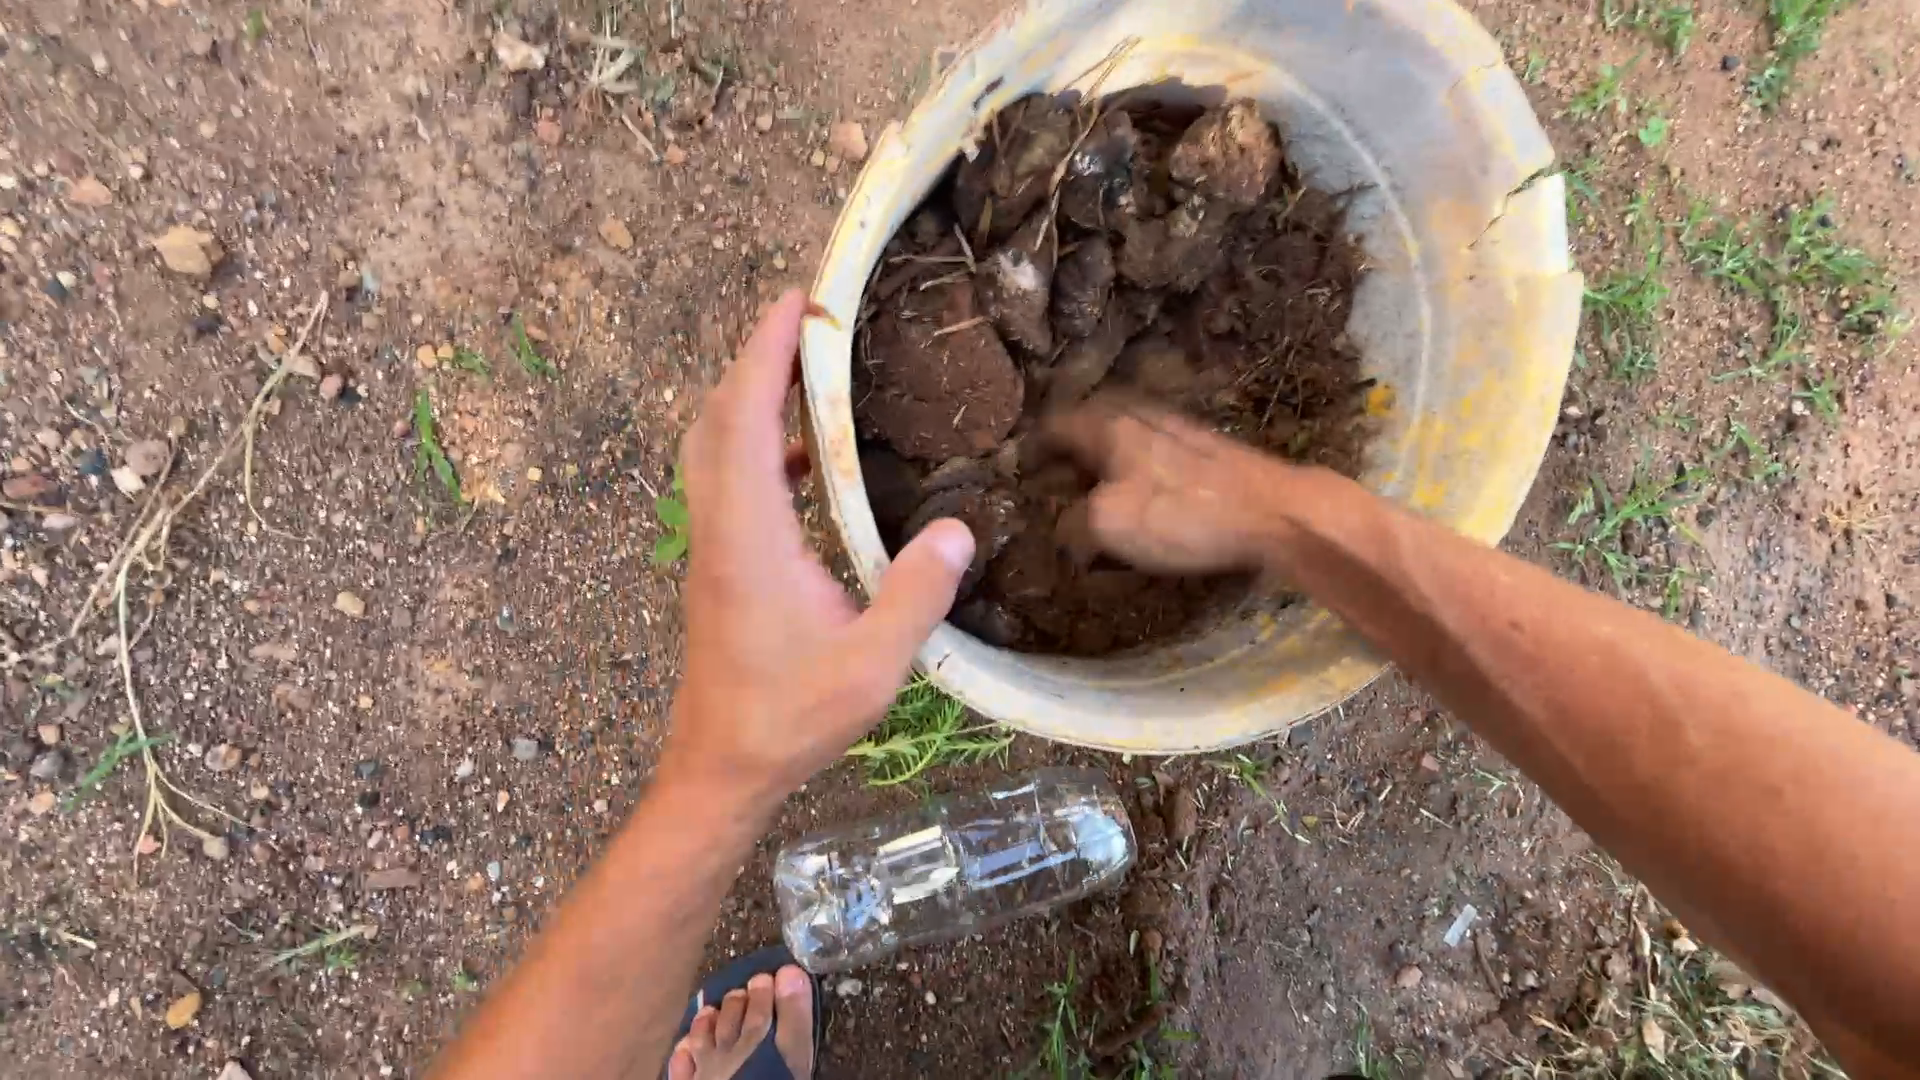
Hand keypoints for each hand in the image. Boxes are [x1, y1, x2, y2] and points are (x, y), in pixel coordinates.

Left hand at [660, 290, 975, 816]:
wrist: (721, 766)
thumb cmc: (789, 719)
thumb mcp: (870, 666)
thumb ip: (914, 596)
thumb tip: (957, 530)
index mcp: (750, 538)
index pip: (746, 421)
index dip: (766, 355)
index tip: (795, 303)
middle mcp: (721, 529)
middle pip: (719, 419)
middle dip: (756, 359)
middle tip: (807, 324)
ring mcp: (713, 547)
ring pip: (716, 447)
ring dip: (752, 399)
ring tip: (807, 375)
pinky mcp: (719, 565)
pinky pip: (728, 480)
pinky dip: (758, 447)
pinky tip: (805, 464)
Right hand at [1040, 397, 1300, 574]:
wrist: (1276, 513)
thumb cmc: (1183, 514)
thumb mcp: (1108, 524)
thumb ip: (1070, 523)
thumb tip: (1064, 528)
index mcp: (1107, 424)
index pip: (1051, 425)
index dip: (1030, 450)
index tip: (1021, 475)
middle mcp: (1137, 413)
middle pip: (1085, 424)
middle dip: (1066, 452)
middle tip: (1056, 484)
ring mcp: (1173, 426)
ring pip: (1120, 436)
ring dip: (1101, 460)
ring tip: (1093, 493)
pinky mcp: (1201, 447)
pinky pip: (1148, 450)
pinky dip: (1132, 468)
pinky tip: (1140, 494)